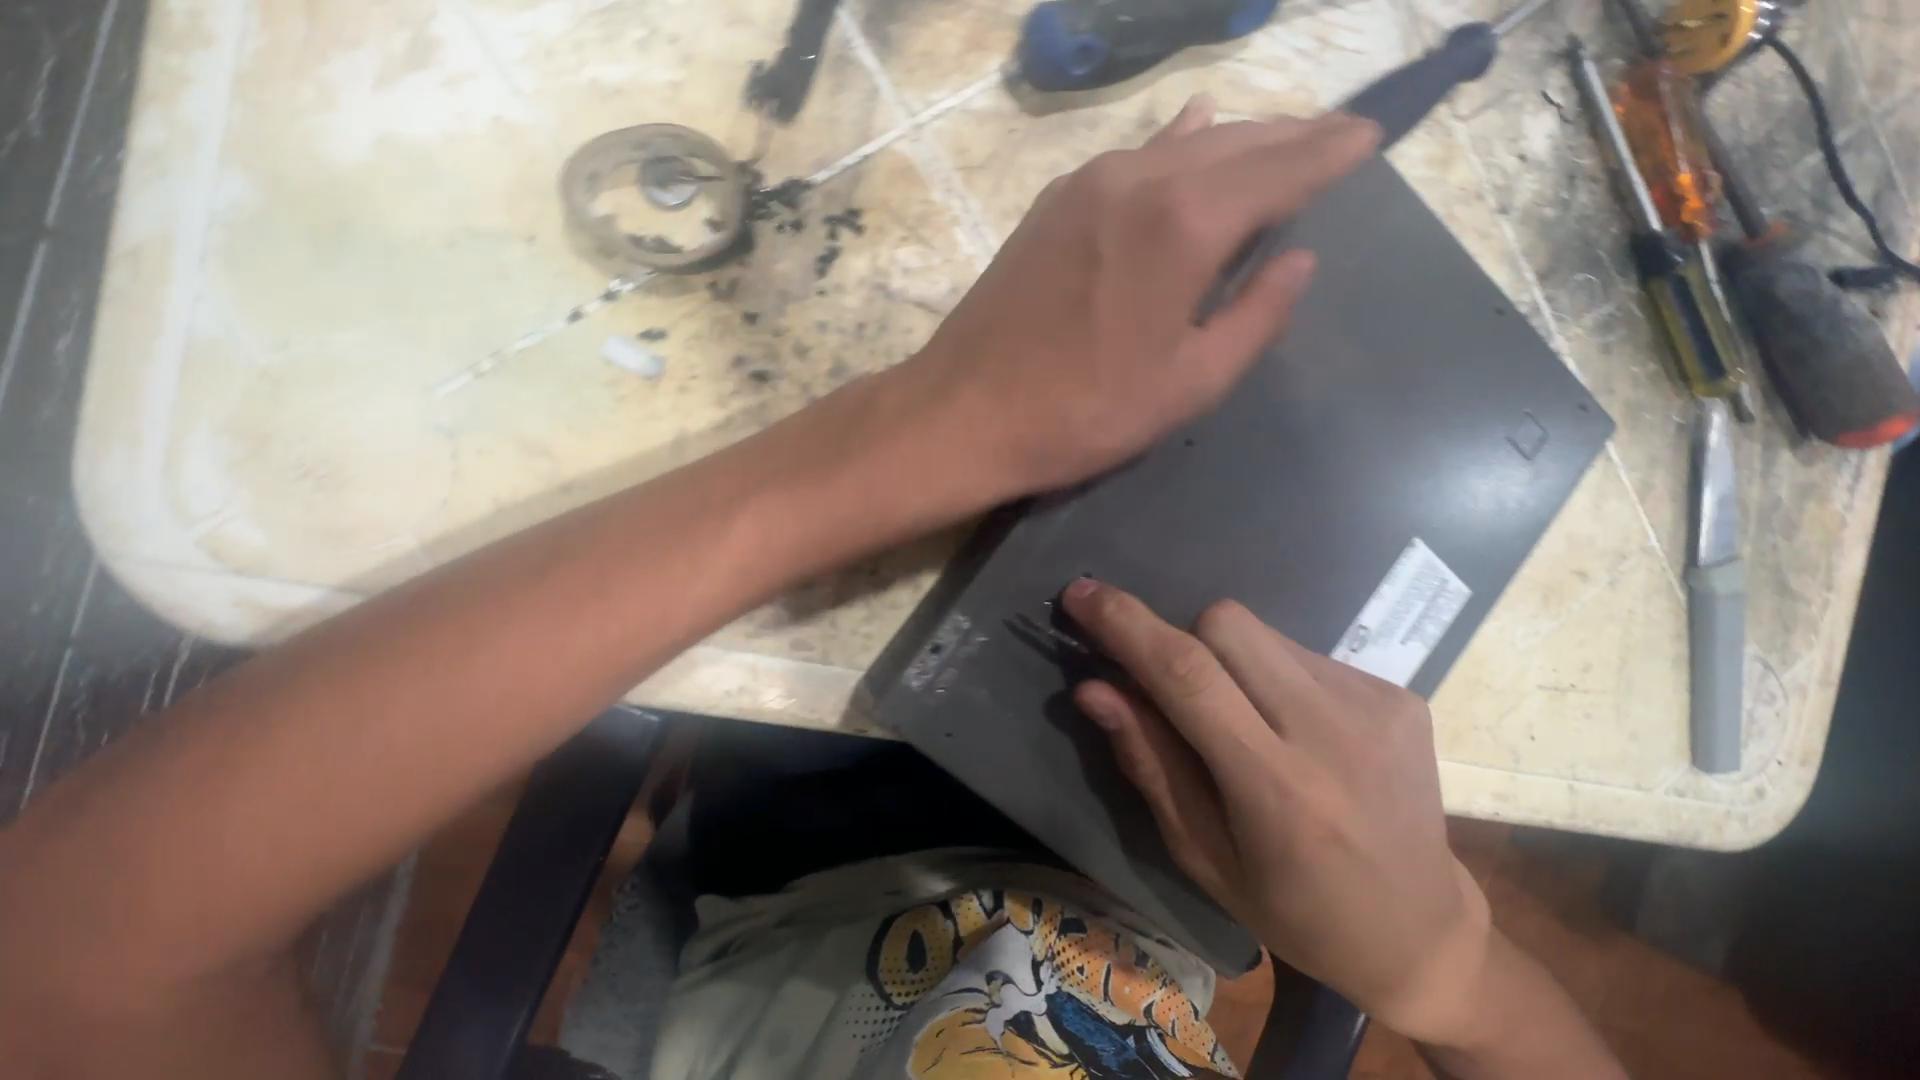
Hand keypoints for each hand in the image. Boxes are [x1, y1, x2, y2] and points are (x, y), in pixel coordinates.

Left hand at [896, 98, 1378, 499]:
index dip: (1330, 151)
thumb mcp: (1189, 383)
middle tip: (1338, 132)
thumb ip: (1255, 316)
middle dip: (1292, 136)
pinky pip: (1133, 157)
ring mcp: (1087, 184)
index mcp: (1185, 222)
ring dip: (1237, 139)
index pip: (1280, 168)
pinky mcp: (1052, 204)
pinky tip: (1190, 134)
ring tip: (1279, 140)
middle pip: (1235, 142)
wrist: (963, 413)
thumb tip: (1298, 259)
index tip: (1371, 134)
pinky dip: (1174, 146)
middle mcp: (1139, 179)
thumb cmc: (1083, 413)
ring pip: (1182, 143)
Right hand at [1060, 579, 1491, 1046]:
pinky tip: (1290, 730)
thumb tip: (1094, 688)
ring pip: (1263, 631)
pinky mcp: (1400, 694)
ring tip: (1240, 721)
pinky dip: (1272, 676)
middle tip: (1167, 688)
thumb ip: (1149, 762)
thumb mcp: (1202, 853)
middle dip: (1178, 640)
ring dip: (1226, 660)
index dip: (1126, 626)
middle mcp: (1333, 731)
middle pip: (1225, 624)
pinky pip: (1303, 653)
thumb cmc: (1293, 909)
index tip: (1080, 594)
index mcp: (1277, 788)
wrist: (1420, 930)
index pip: (1187, 677)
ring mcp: (1376, 704)